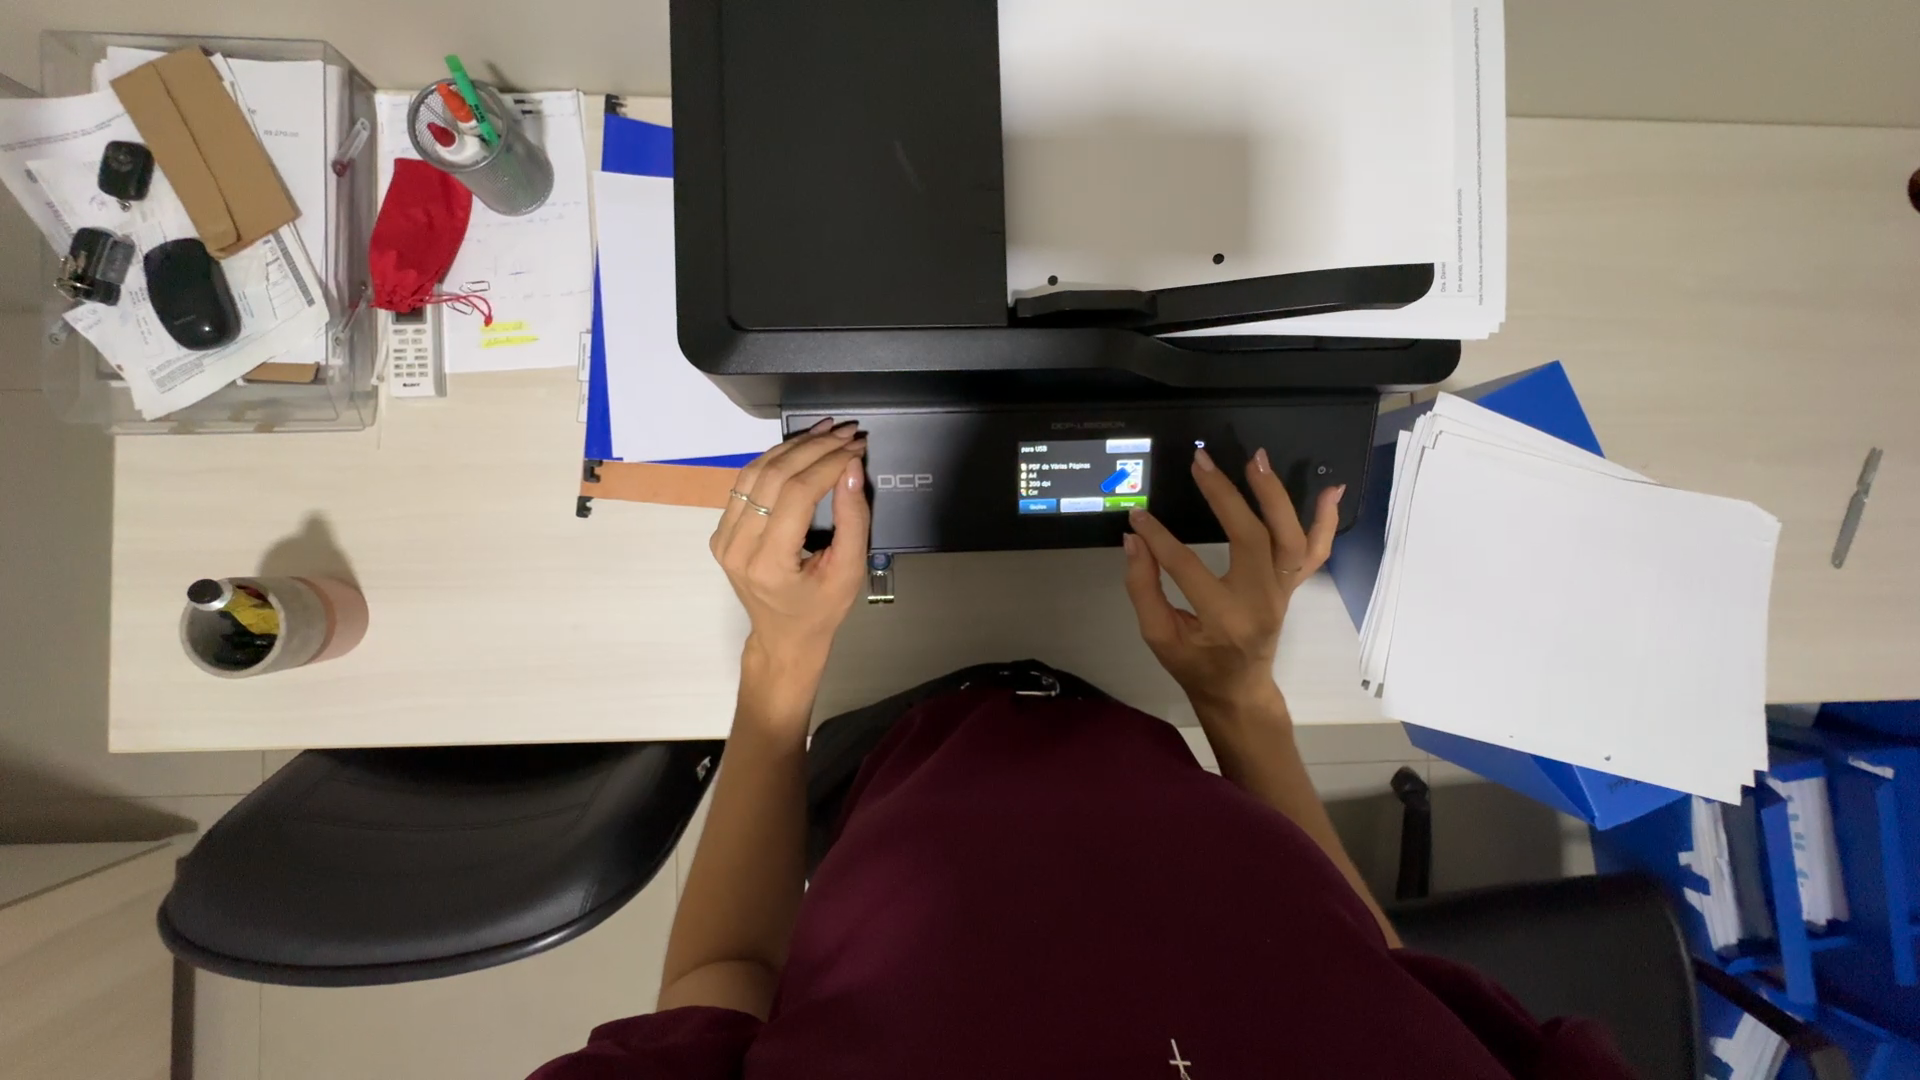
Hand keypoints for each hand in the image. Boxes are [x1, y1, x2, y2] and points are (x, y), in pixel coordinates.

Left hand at [711, 420, 870, 684]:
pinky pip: (747, 482)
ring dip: (794, 446)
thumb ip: (853, 520)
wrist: (784, 637)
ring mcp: (723, 537)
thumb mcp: (850, 571)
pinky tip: (802, 446)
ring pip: (755, 471)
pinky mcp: (722, 530)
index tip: (856, 448)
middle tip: (848, 432)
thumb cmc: (822, 610)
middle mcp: (736, 546)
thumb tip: (852, 468)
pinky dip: (776, 458)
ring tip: (828, 431)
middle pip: (774, 476)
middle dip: (815, 448)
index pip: (797, 494)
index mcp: (768, 563)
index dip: (828, 464)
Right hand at [1122, 447, 1343, 719]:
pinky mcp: (1291, 585)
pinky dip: (1326, 521)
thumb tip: (1133, 540)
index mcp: (1224, 618)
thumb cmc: (1195, 665)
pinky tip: (1331, 490)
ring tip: (1255, 459)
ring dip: (1274, 495)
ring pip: (1289, 537)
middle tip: (1201, 462)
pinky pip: (1316, 552)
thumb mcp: (1158, 635)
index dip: (1158, 538)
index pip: (1186, 566)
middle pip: (1249, 537)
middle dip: (1223, 495)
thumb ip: (1142, 588)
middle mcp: (1261, 601)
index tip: (1137, 516)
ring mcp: (1282, 591)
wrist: (1238, 689)